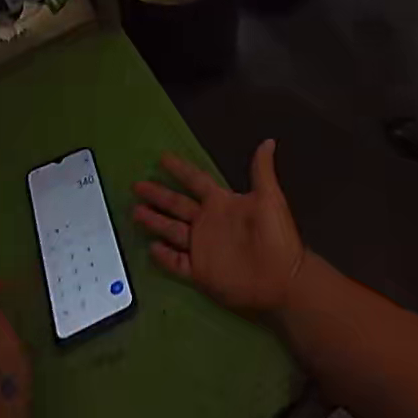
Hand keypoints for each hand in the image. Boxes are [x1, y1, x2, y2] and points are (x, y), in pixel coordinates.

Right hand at [132, 140, 306, 315]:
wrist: (282, 277)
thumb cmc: (276, 235)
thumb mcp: (269, 198)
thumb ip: (263, 170)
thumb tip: (269, 141)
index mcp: (222, 202)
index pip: (196, 181)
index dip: (181, 169)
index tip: (163, 158)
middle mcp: (209, 221)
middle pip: (177, 205)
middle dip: (158, 195)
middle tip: (137, 185)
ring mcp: (203, 246)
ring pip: (172, 230)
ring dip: (155, 221)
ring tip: (135, 211)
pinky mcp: (200, 271)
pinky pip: (177, 262)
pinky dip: (164, 256)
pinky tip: (151, 247)